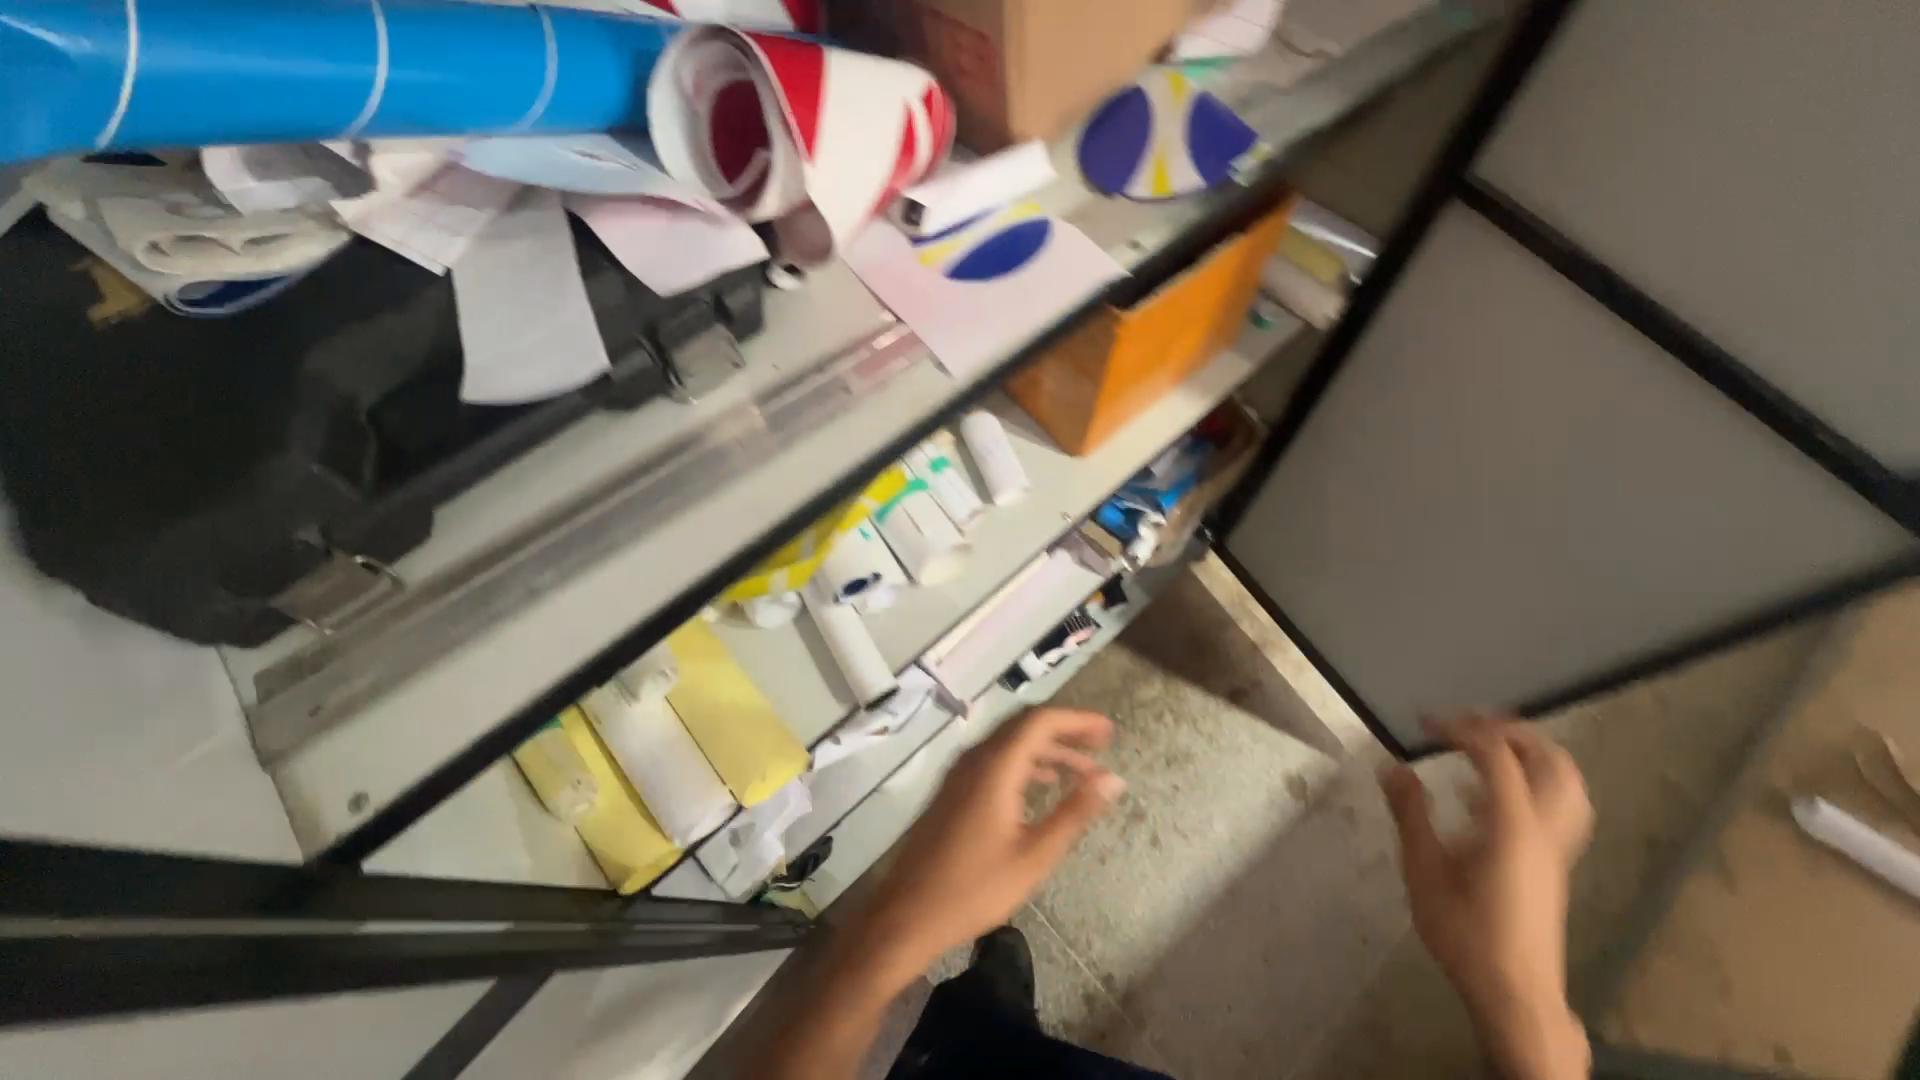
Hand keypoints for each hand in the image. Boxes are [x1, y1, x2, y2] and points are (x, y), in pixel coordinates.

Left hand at [851, 708, 1125, 977]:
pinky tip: (1041, 786)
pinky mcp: (951, 791)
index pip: (1040, 721)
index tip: (1108, 731)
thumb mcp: (1034, 855)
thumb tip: (1113, 779)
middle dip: (1064, 731)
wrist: (907, 913)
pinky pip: (993, 760)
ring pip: (1007, 744)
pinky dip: (1023, 763)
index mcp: (994, 767)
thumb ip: (1074, 812)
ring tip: (1081, 772)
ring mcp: (958, 774)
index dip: (1077, 720)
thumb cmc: (974, 889)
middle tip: (1100, 746)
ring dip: (1045, 750)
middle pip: (1023, 726)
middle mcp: (974, 759)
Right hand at [1382, 716, 1593, 1079]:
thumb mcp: (1423, 870)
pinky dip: (1532, 780)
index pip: (1495, 755)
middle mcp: (1546, 828)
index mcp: (1512, 825)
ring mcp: (1558, 846)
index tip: (1424, 724)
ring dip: (1529, 753)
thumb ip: (1410, 814)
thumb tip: (1392, 767)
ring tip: (1485, 747)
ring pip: (1566, 782)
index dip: (1461, 729)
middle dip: (1508, 730)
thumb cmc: (1464, 931)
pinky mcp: (1555, 861)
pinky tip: (1489, 793)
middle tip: (1464, 724)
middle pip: (1549, 759)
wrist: (1514, 990)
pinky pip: (1559, 803)